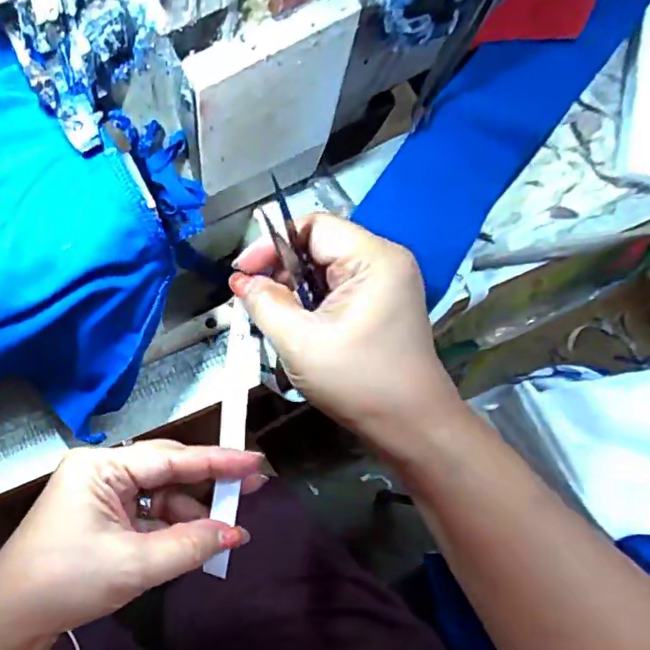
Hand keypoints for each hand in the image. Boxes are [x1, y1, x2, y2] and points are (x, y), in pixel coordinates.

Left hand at [0, 441, 264, 649]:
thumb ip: (190, 544)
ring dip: (187, 511)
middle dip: (205, 484)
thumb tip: (236, 533)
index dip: (216, 461)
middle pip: (163, 471)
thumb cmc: (70, 580)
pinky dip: (167, 527)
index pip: (169, 458)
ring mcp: (94, 495)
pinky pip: (142, 514)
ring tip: (223, 530)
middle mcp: (97, 471)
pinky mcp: (95, 518)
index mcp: (99, 467)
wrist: (13, 615)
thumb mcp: (136, 564)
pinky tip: (192, 540)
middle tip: (251, 490)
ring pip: (155, 495)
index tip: (256, 461)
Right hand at [231, 212, 464, 453]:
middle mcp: (383, 262)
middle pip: (317, 246)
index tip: (242, 273)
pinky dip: (310, 305)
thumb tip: (241, 281)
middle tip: (254, 302)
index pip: (313, 226)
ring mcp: (384, 285)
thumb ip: (265, 304)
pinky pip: (335, 291)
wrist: (408, 423)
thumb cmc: (358, 382)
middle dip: (280, 271)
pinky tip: (295, 328)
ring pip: (323, 271)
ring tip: (272, 320)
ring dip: (292, 291)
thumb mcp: (300, 342)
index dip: (271, 244)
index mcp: (373, 259)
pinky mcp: (379, 306)